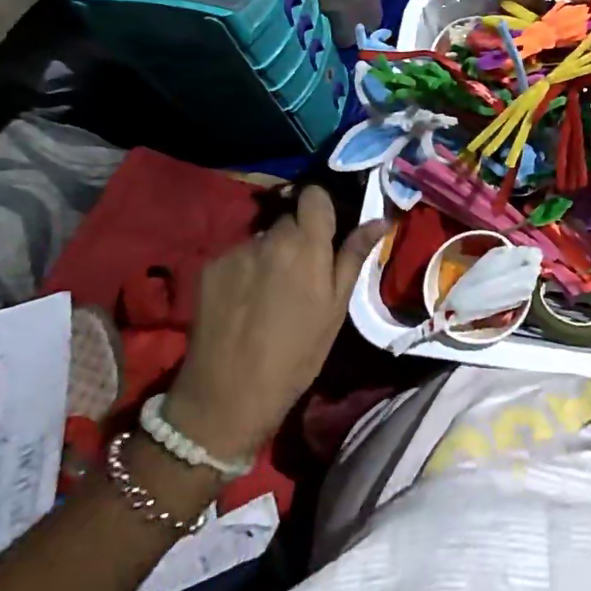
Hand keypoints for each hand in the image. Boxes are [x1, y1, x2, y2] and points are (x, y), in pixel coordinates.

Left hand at [164, 187, 387, 460]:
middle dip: (297, 237)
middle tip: (302, 273)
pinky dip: (244, 269)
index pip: (314, 195)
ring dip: (270, 254)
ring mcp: (236, 251)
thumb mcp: (336, 308)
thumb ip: (353, 256)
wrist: (228, 395)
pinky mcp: (210, 266)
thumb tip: (380, 219)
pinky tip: (244, 302)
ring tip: (270, 293)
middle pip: (288, 219)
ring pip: (262, 238)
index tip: (326, 231)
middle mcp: (269, 237)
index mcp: (307, 245)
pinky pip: (237, 255)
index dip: (321, 207)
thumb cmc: (297, 354)